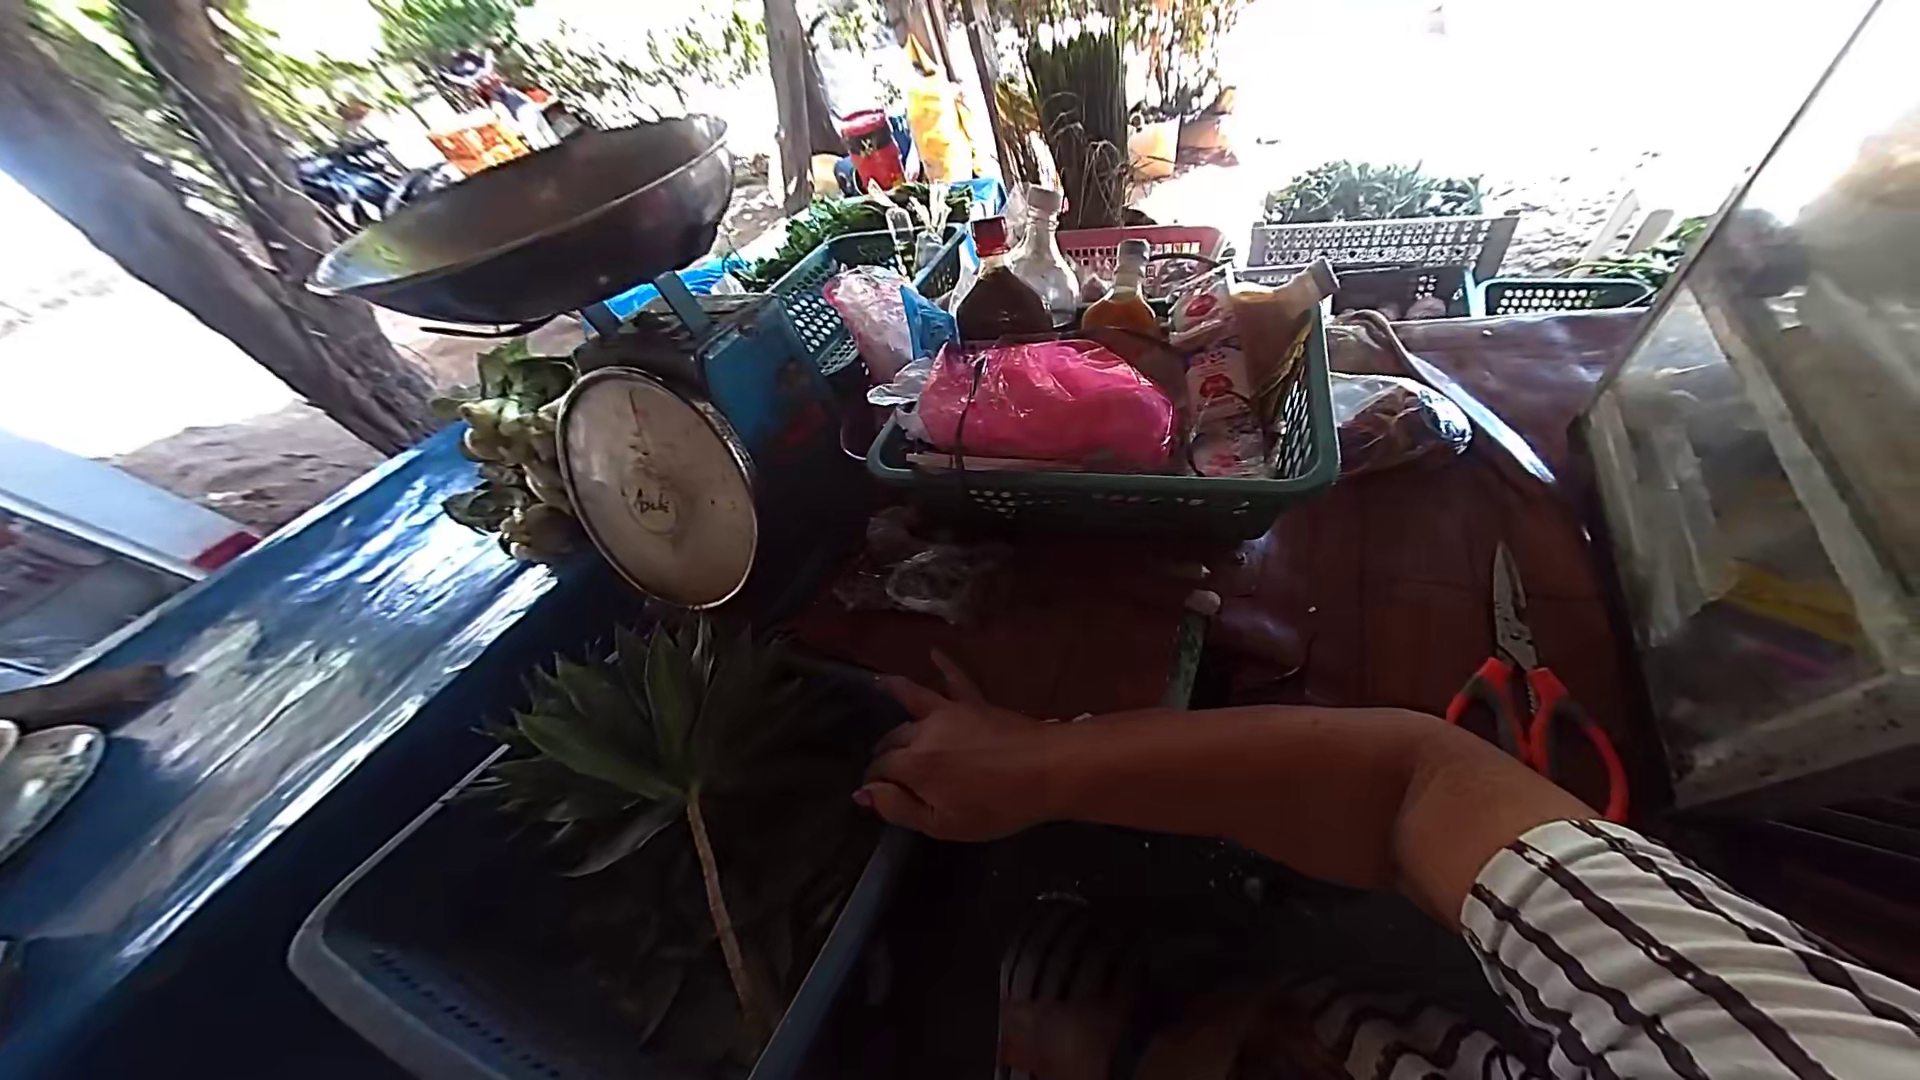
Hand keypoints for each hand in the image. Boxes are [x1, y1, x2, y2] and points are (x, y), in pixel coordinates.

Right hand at [857, 652, 1059, 840]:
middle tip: (882, 762)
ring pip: (913, 696)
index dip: (873, 780)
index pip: (880, 767)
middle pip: (893, 736)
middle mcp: (924, 730)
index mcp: (914, 763)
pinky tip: (934, 652)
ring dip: (894, 688)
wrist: (1044, 770)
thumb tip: (864, 793)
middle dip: (883, 749)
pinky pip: (955, 678)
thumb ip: (899, 808)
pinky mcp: (974, 701)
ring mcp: (950, 711)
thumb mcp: (943, 824)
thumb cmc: (995, 806)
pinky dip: (944, 664)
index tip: (873, 791)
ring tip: (879, 681)